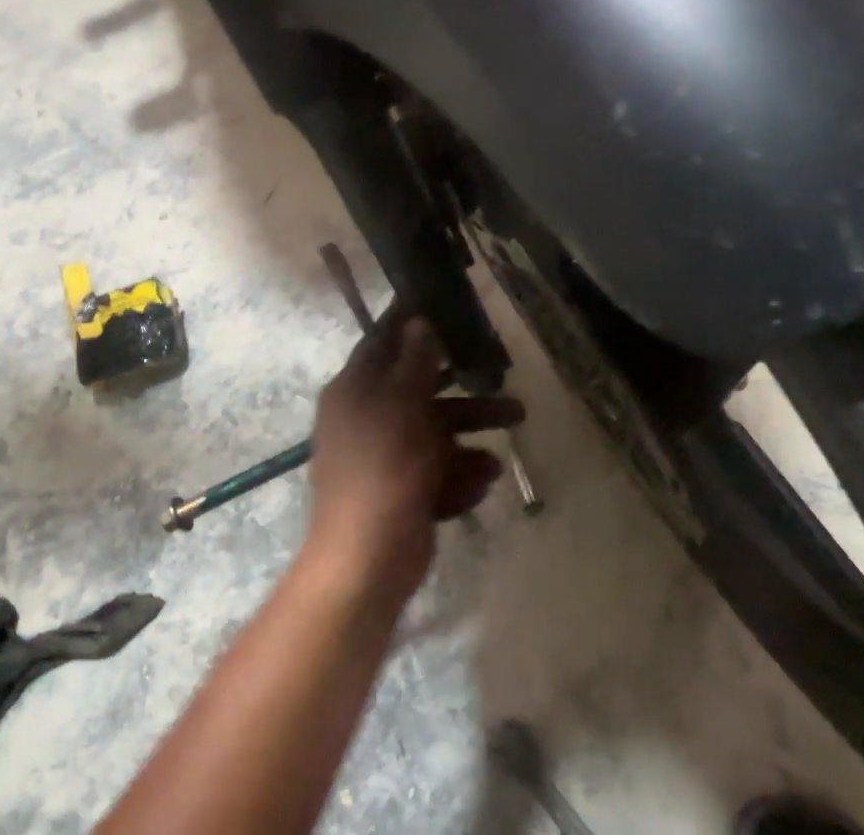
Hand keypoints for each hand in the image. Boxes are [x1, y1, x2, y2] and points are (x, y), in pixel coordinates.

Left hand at [305, 313, 523, 599]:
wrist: (368, 558)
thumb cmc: (384, 470)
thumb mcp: (401, 406)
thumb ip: (413, 363)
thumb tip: (419, 323)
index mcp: (355, 393)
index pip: (382, 343)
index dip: (410, 324)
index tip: (445, 305)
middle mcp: (367, 421)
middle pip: (423, 395)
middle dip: (468, 396)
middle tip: (508, 388)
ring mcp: (386, 461)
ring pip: (438, 438)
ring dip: (473, 442)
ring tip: (506, 449)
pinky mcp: (404, 494)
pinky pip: (439, 475)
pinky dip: (460, 478)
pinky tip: (480, 485)